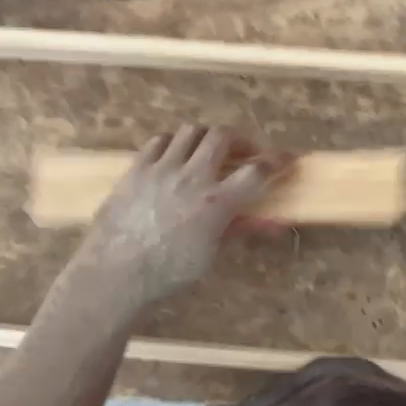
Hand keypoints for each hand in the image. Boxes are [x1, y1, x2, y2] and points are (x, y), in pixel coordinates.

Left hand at [75, 124, 293, 309]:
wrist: (116, 272)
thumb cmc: (169, 273)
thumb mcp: (211, 254)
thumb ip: (241, 230)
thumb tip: (276, 225)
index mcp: (216, 202)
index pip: (256, 172)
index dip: (277, 161)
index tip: (288, 158)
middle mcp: (191, 177)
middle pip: (222, 137)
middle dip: (239, 140)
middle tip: (243, 151)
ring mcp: (161, 168)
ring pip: (190, 132)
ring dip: (206, 137)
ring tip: (208, 150)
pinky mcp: (136, 168)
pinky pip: (159, 141)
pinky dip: (173, 144)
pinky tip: (174, 156)